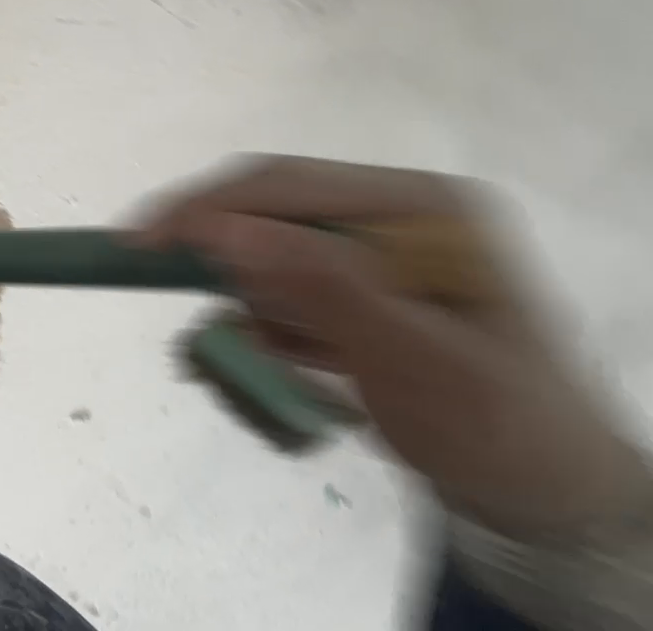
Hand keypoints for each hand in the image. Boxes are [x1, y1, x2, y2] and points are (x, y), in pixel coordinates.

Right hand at [139, 154, 645, 538]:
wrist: (541, 495)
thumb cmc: (494, 428)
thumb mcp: (415, 361)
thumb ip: (321, 287)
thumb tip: (222, 230)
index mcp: (423, 207)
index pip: (284, 183)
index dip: (202, 207)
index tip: (137, 243)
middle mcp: (393, 211)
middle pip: (263, 203)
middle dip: (212, 250)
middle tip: (149, 273)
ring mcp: (370, 244)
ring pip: (258, 243)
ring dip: (237, 295)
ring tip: (262, 355)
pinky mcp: (350, 279)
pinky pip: (271, 281)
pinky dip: (254, 318)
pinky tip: (275, 358)